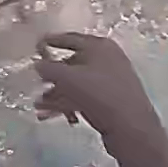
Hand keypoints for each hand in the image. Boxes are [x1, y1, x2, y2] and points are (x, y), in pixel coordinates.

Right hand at [33, 33, 167, 157]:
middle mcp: (107, 59)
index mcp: (99, 46)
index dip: (51, 41)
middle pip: (72, 63)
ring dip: (57, 94)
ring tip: (40, 107)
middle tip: (37, 85)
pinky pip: (85, 97)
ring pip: (77, 83)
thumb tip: (37, 64)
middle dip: (52, 77)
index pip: (70, 38)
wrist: (131, 127)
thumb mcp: (68, 78)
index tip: (36, 45)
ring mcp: (111, 80)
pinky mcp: (112, 99)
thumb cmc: (99, 94)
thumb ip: (49, 68)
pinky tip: (56, 116)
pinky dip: (69, 103)